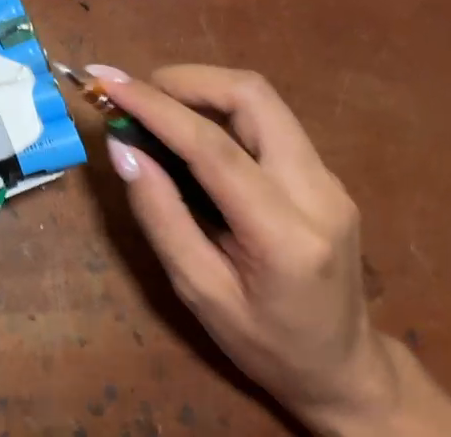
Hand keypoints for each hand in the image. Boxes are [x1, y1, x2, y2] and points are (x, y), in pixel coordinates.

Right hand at [90, 64, 402, 434]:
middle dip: (184, 80)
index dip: (154, 106)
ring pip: (260, 98)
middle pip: (251, 96)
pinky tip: (186, 132)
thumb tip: (122, 146)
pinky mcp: (322, 173)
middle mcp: (318, 192)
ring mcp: (328, 179)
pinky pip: (265, 119)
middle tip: (134, 94)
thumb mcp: (197, 290)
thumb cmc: (264, 342)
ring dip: (199, 89)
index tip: (105, 82)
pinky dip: (216, 108)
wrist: (345, 370)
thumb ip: (160, 214)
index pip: (213, 146)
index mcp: (285, 234)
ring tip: (153, 109)